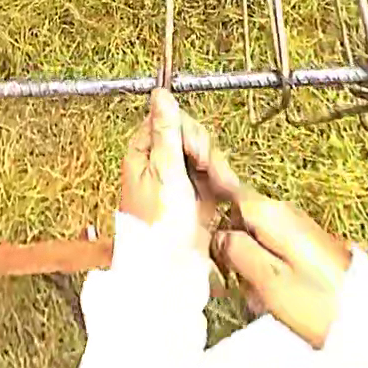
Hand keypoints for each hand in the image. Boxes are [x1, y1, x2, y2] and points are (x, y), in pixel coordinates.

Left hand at [118, 89, 214, 255]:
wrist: (170, 274)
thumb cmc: (159, 226)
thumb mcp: (165, 172)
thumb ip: (167, 131)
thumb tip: (161, 93)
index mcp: (143, 152)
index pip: (169, 119)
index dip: (188, 132)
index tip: (198, 152)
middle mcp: (158, 162)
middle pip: (189, 134)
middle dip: (205, 152)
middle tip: (209, 171)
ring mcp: (176, 179)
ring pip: (204, 153)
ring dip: (216, 168)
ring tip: (220, 188)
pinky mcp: (193, 195)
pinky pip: (212, 174)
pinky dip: (220, 182)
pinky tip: (224, 194)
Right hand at [184, 123, 350, 347]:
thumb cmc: (319, 300)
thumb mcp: (268, 279)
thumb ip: (236, 251)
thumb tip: (215, 236)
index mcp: (270, 212)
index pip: (228, 187)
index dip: (208, 189)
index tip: (191, 192)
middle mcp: (281, 212)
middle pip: (239, 216)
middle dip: (230, 246)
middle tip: (233, 280)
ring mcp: (294, 227)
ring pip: (253, 238)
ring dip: (248, 265)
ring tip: (257, 297)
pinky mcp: (303, 246)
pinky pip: (271, 252)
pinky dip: (265, 272)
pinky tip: (272, 298)